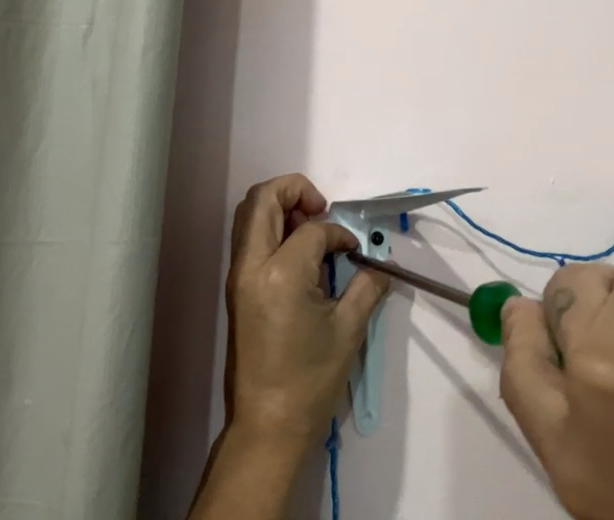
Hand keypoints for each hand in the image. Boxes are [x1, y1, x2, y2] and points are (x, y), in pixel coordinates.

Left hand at [221, 173, 389, 443]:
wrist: (267, 424)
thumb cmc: (310, 379)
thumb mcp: (348, 330)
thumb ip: (365, 287)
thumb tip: (377, 264)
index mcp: (280, 272)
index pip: (312, 229)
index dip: (339, 233)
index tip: (354, 252)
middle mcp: (251, 264)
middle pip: (262, 199)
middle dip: (295, 190)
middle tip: (322, 208)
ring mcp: (238, 275)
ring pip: (249, 214)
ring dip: (279, 207)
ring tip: (311, 227)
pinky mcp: (236, 288)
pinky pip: (249, 239)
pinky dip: (271, 229)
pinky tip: (299, 252)